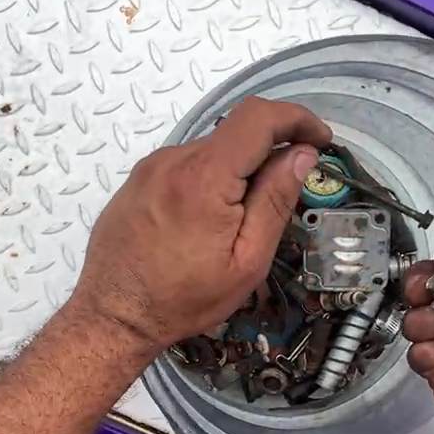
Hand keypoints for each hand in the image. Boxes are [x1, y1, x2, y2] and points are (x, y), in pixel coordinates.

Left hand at [68, 98, 330, 354]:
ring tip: (233, 226)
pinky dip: (208, 181)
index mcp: (204, 178)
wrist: (112, 316)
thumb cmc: (183, 300)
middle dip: (268, 154)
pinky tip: (203, 225)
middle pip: (235, 134)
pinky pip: (184, 167)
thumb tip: (301, 155)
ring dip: (235, 172)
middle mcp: (172, 161)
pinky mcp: (137, 181)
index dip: (297, 119)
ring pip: (209, 152)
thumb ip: (275, 202)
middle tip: (280, 198)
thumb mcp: (246, 262)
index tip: (320, 140)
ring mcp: (149, 168)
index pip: (258, 117)